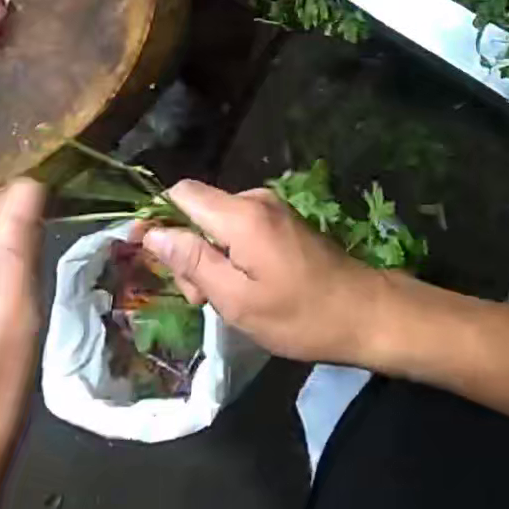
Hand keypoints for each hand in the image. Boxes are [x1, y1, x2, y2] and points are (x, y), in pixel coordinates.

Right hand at [138, 181, 397, 364]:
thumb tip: (153, 232)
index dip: (157, 217)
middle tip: (201, 299)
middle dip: (188, 252)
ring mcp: (271, 208)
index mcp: (240, 215)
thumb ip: (193, 262)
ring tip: (226, 301)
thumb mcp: (237, 300)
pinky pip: (239, 228)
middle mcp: (254, 200)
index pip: (182, 193)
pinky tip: (244, 288)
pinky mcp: (282, 220)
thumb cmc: (300, 315)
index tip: (143, 250)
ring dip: (209, 258)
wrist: (366, 312)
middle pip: (198, 211)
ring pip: (216, 223)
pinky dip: (230, 255)